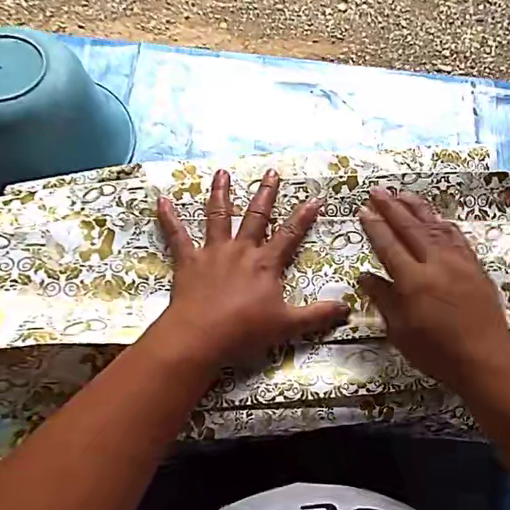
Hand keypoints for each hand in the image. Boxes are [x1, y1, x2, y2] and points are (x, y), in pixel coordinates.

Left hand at [149, 168, 350, 368]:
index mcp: (266, 264)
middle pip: (256, 216)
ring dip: (221, 193)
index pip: (290, 234)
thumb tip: (347, 308)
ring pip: (218, 216)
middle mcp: (241, 250)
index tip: (315, 198)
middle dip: (266, 194)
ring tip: (222, 173)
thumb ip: (318, 315)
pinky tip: (162, 201)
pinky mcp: (188, 261)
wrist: (201, 336)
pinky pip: (177, 235)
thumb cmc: (245, 331)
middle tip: (272, 173)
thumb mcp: (288, 325)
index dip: (304, 216)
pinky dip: (169, 218)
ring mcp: (213, 252)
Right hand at [357, 188, 509, 391]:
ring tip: (403, 194)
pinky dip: (443, 224)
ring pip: (435, 227)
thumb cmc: (437, 352)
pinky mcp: (476, 267)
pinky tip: (436, 218)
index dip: (374, 226)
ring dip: (417, 208)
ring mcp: (459, 263)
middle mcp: (436, 264)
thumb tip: (366, 276)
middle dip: (392, 207)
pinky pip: (457, 237)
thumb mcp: (400, 332)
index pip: (388, 245)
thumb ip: (384, 300)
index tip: (363, 211)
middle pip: (410, 228)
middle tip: (378, 191)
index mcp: (413, 281)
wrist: (486, 359)